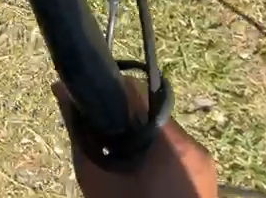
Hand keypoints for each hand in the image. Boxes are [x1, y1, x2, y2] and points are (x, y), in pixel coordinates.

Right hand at [55, 81, 218, 197]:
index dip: (106, 90)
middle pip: (146, 111)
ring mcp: (203, 164)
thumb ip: (78, 127)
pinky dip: (149, 150)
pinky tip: (131, 167)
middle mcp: (195, 147)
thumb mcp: (94, 172)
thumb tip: (61, 88)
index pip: (135, 92)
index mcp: (173, 143)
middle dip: (118, 115)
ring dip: (133, 133)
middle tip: (95, 131)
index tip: (86, 99)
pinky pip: (170, 149)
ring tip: (111, 152)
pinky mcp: (204, 178)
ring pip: (157, 130)